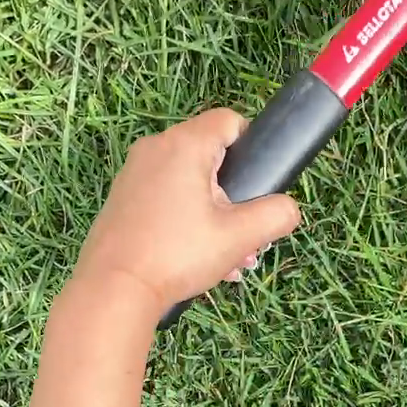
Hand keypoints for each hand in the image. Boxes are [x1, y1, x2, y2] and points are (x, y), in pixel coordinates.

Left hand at [71, 109, 301, 323]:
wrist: (117, 286)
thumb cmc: (179, 254)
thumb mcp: (239, 237)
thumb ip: (275, 216)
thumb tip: (289, 208)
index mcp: (185, 146)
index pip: (229, 121)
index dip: (252, 148)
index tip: (260, 187)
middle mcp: (156, 149)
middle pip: (212, 158)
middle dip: (237, 197)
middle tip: (248, 238)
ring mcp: (136, 173)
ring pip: (192, 183)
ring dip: (218, 217)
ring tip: (230, 260)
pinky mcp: (125, 198)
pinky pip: (170, 199)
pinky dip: (191, 222)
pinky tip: (201, 260)